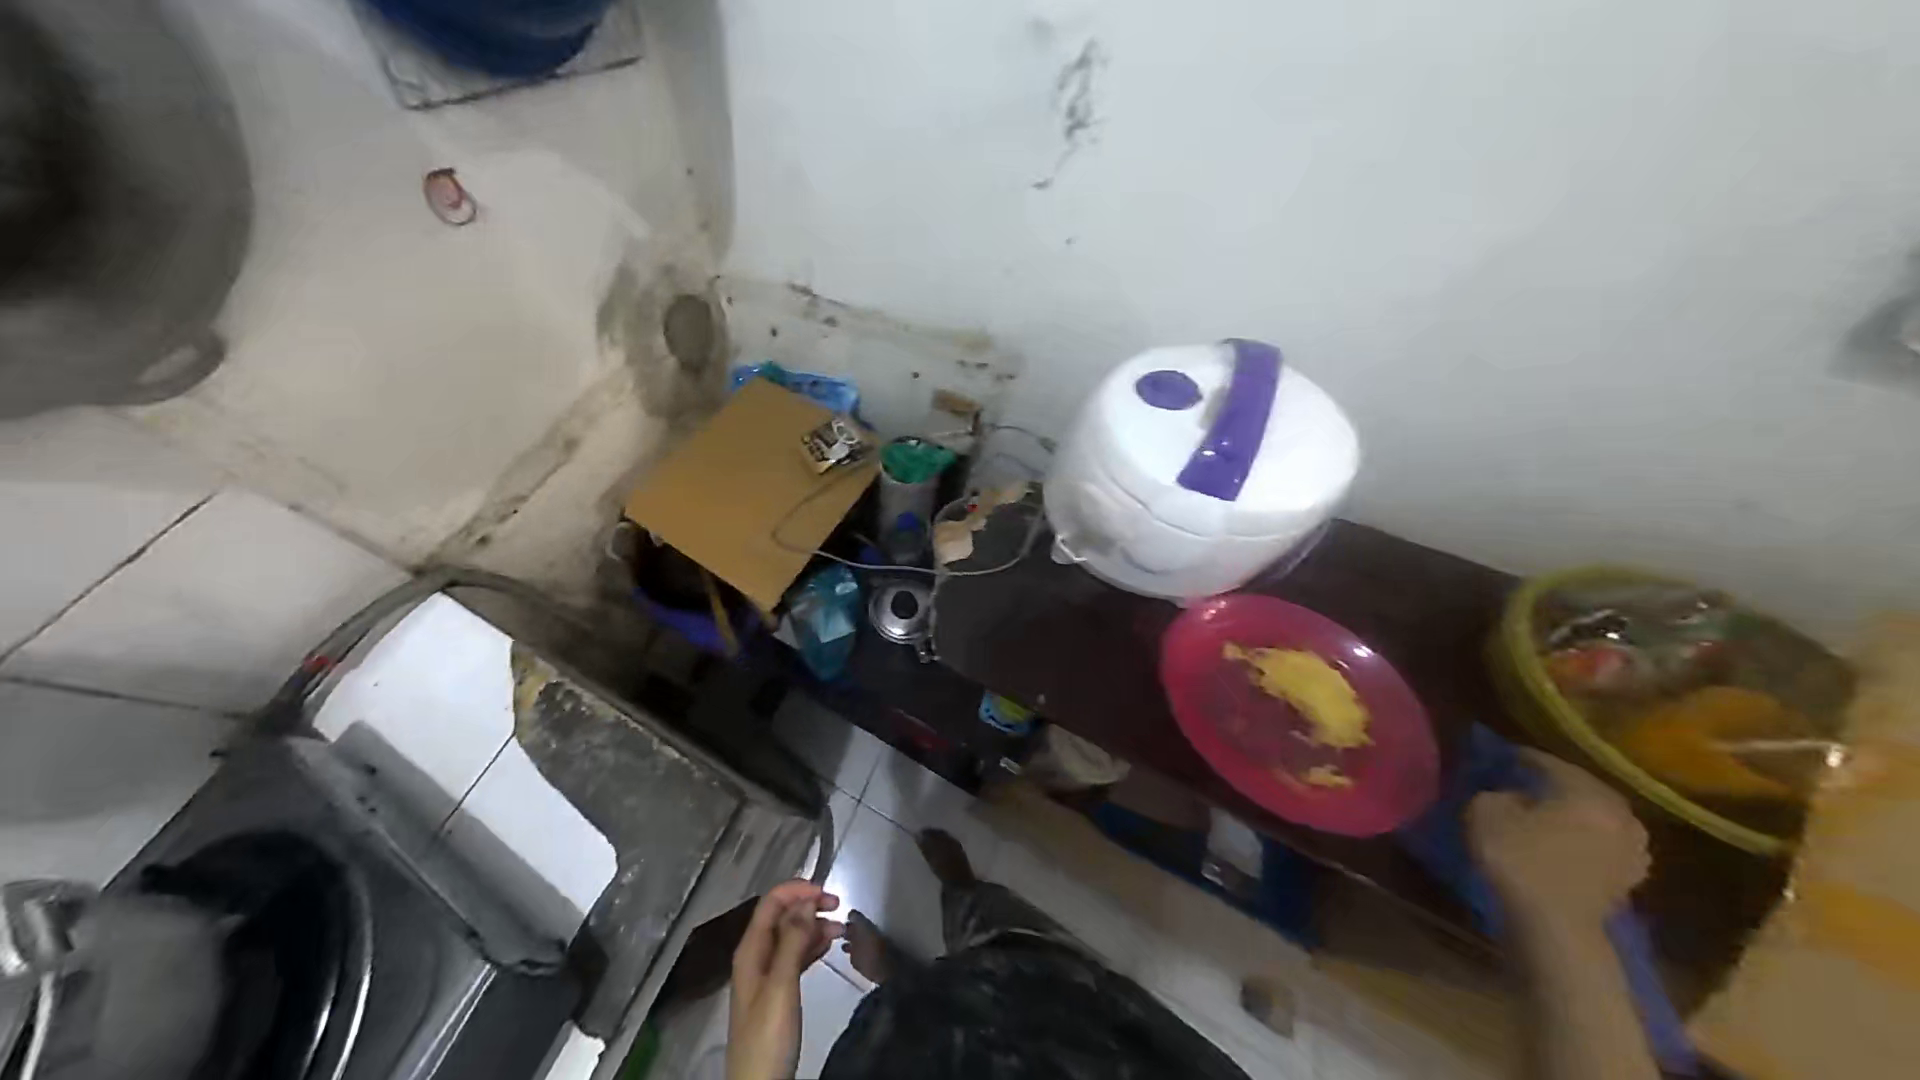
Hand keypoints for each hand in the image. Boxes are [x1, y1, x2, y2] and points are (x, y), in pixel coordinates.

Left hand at [727, 881, 842, 1079]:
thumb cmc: (768, 1036)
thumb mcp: (781, 985)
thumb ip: (792, 940)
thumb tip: (806, 900)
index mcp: (751, 950)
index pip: (771, 903)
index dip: (797, 891)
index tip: (827, 894)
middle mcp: (756, 956)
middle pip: (781, 916)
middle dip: (809, 905)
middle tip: (839, 908)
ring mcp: (766, 974)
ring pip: (791, 935)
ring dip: (814, 926)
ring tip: (841, 930)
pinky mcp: (777, 991)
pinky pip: (795, 956)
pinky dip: (812, 946)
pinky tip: (828, 946)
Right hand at [1468, 750, 1649, 933]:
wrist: (1554, 925)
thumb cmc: (1518, 859)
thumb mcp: (1486, 810)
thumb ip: (1499, 792)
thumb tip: (1514, 795)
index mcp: (1588, 793)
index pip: (1552, 763)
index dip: (1524, 757)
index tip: (1504, 755)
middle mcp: (1621, 816)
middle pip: (1584, 789)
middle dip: (1556, 784)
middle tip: (1527, 781)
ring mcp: (1633, 850)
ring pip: (1598, 818)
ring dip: (1575, 813)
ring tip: (1548, 813)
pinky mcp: (1630, 879)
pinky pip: (1604, 844)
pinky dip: (1585, 838)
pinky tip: (1564, 841)